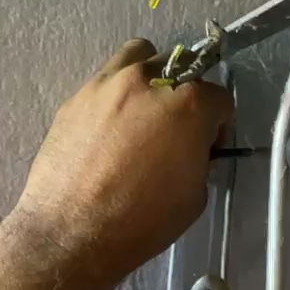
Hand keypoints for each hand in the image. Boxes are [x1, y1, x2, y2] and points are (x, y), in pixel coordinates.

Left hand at [12, 39, 231, 281]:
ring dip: (148, 77)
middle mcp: (147, 82)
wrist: (70, 233)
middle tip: (174, 130)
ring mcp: (105, 85)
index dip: (218, 125)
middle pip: (180, 68)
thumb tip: (190, 150)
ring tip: (140, 113)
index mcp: (187, 105)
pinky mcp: (73, 99)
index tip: (207, 147)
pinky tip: (106, 132)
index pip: (219, 97)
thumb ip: (198, 158)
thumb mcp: (193, 196)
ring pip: (137, 57)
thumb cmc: (140, 221)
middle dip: (184, 96)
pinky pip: (103, 84)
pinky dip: (113, 99)